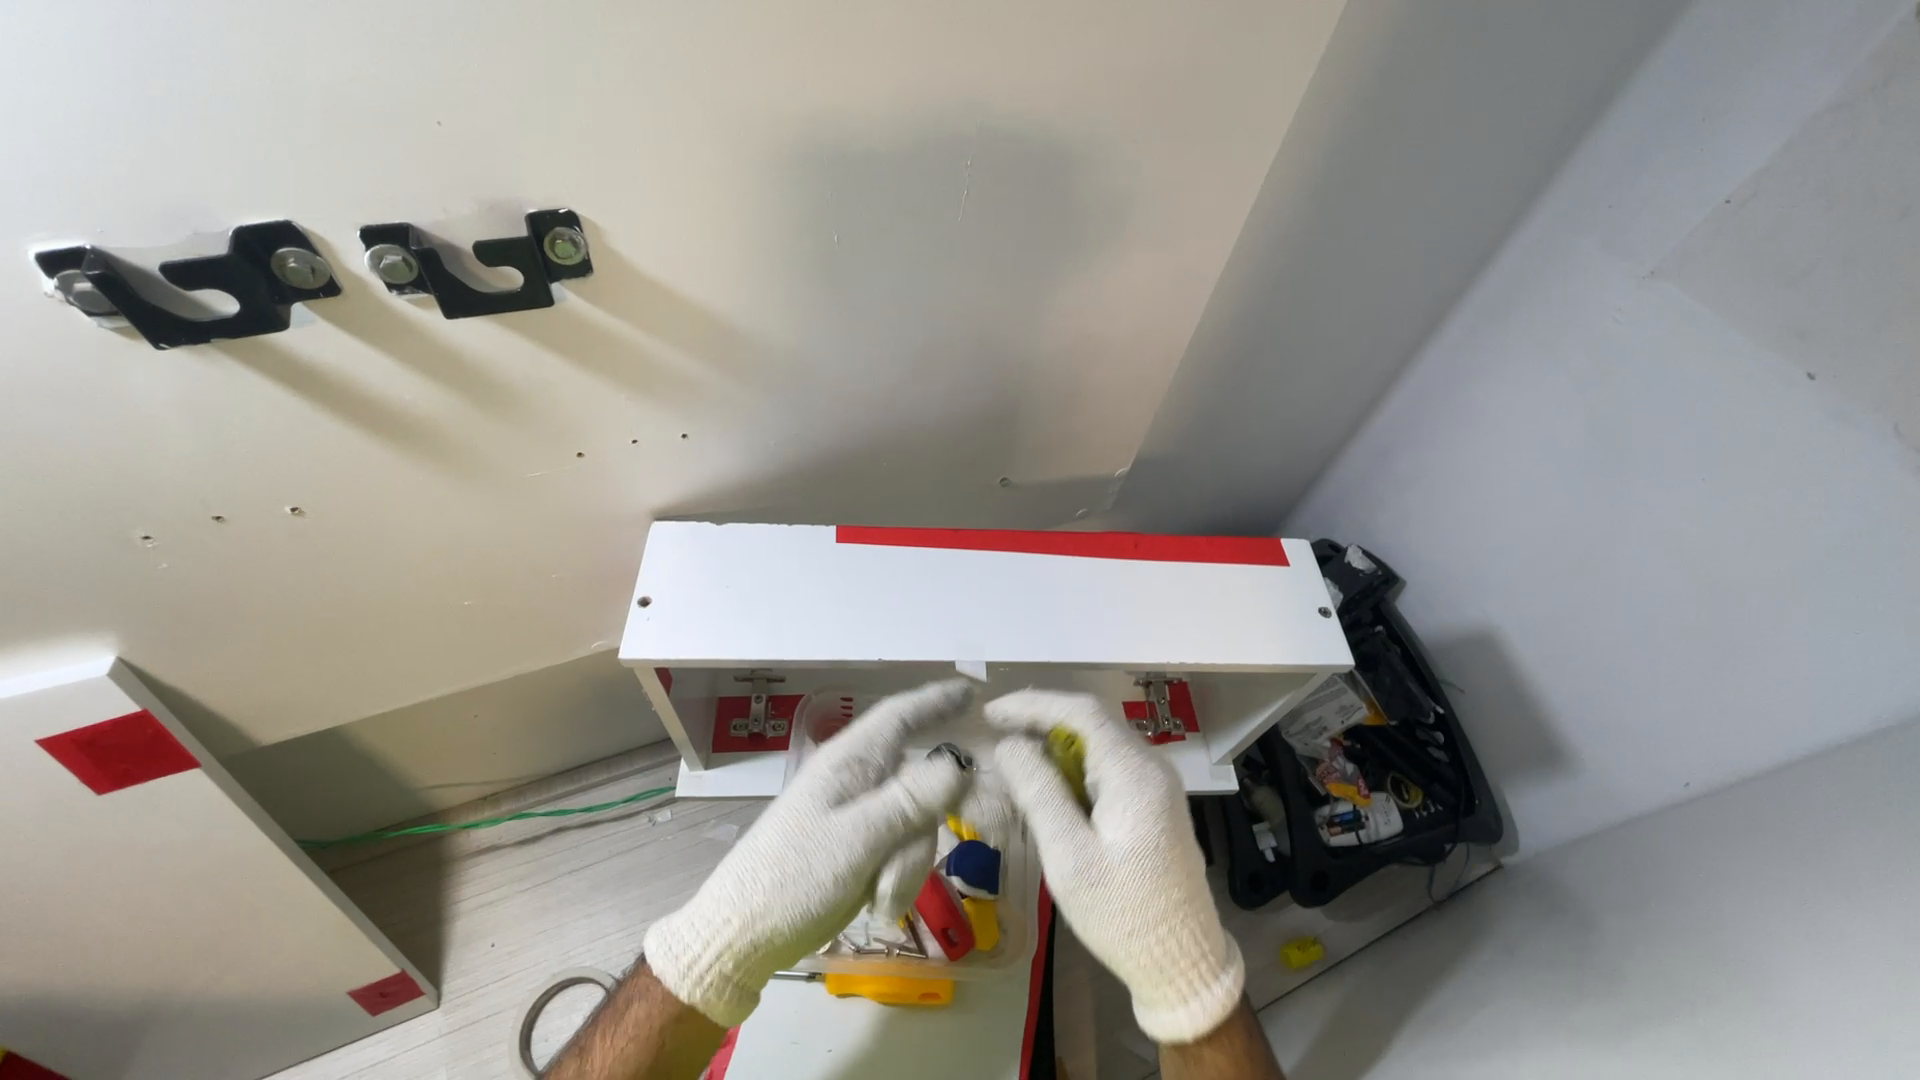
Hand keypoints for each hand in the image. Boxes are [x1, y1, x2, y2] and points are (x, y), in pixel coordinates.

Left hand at [644, 679, 975, 1026]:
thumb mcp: (855, 841)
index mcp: (848, 763)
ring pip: (915, 821)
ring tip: (881, 895)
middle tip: (972, 832)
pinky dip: (898, 875)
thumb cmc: (790, 881)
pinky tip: (878, 902)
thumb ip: (908, 801)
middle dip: (932, 816)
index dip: (936, 700)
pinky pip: (900, 850)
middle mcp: (855, 781)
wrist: (741, 939)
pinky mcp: (857, 850)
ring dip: (909, 861)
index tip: (972, 691)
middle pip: (919, 778)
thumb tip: (958, 762)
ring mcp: (856, 818)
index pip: (899, 715)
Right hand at [985, 689, 1244, 1043]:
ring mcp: (1157, 784)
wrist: (1181, 964)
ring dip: (1056, 742)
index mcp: (1135, 773)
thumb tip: (1011, 744)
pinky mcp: (1154, 803)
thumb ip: (1039, 792)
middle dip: (1041, 719)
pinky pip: (1109, 765)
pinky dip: (1074, 764)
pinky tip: (1048, 781)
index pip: (1081, 712)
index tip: (991, 712)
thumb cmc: (1122, 913)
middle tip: (995, 730)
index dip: (1033, 704)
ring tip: (1013, 753)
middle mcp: (1152, 767)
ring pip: (1100, 741)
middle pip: (1092, 721)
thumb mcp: (1069, 856)